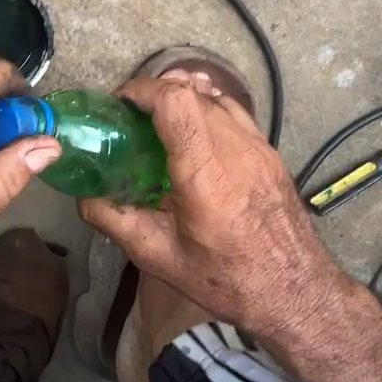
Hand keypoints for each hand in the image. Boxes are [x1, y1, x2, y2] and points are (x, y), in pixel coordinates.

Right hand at [78, 73, 349, 337]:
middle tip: (129, 118)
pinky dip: (205, 106)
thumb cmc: (226, 278)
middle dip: (152, 93)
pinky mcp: (269, 151)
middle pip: (190, 91)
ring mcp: (258, 146)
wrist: (297, 292)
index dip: (142, 90)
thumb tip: (84, 194)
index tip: (119, 103)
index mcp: (205, 174)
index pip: (175, 101)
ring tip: (157, 122)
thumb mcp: (158, 257)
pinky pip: (232, 110)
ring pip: (213, 95)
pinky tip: (192, 132)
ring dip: (179, 97)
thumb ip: (114, 220)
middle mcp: (235, 149)